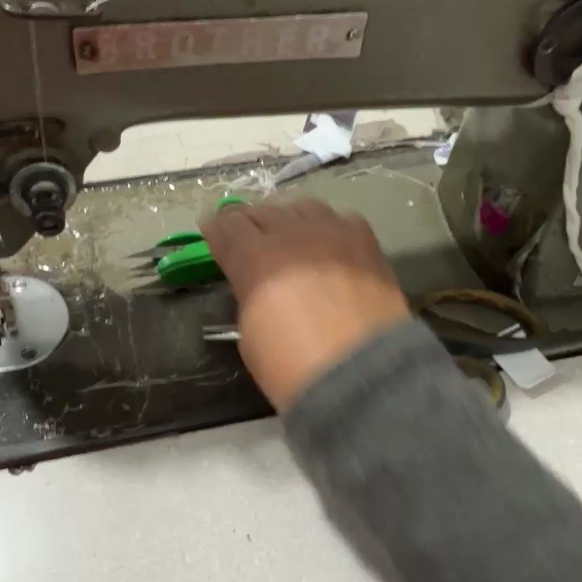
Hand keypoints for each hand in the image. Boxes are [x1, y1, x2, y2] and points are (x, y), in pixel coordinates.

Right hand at [202, 200, 410, 410]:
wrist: (363, 373)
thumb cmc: (295, 366)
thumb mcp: (251, 337)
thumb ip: (250, 298)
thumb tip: (256, 286)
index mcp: (255, 259)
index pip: (227, 226)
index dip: (216, 229)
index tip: (213, 233)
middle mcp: (292, 234)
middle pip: (264, 212)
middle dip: (251, 223)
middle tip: (248, 235)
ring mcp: (333, 233)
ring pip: (303, 207)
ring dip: (290, 219)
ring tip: (290, 234)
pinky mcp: (368, 242)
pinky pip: (342, 220)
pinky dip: (330, 228)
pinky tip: (331, 244)